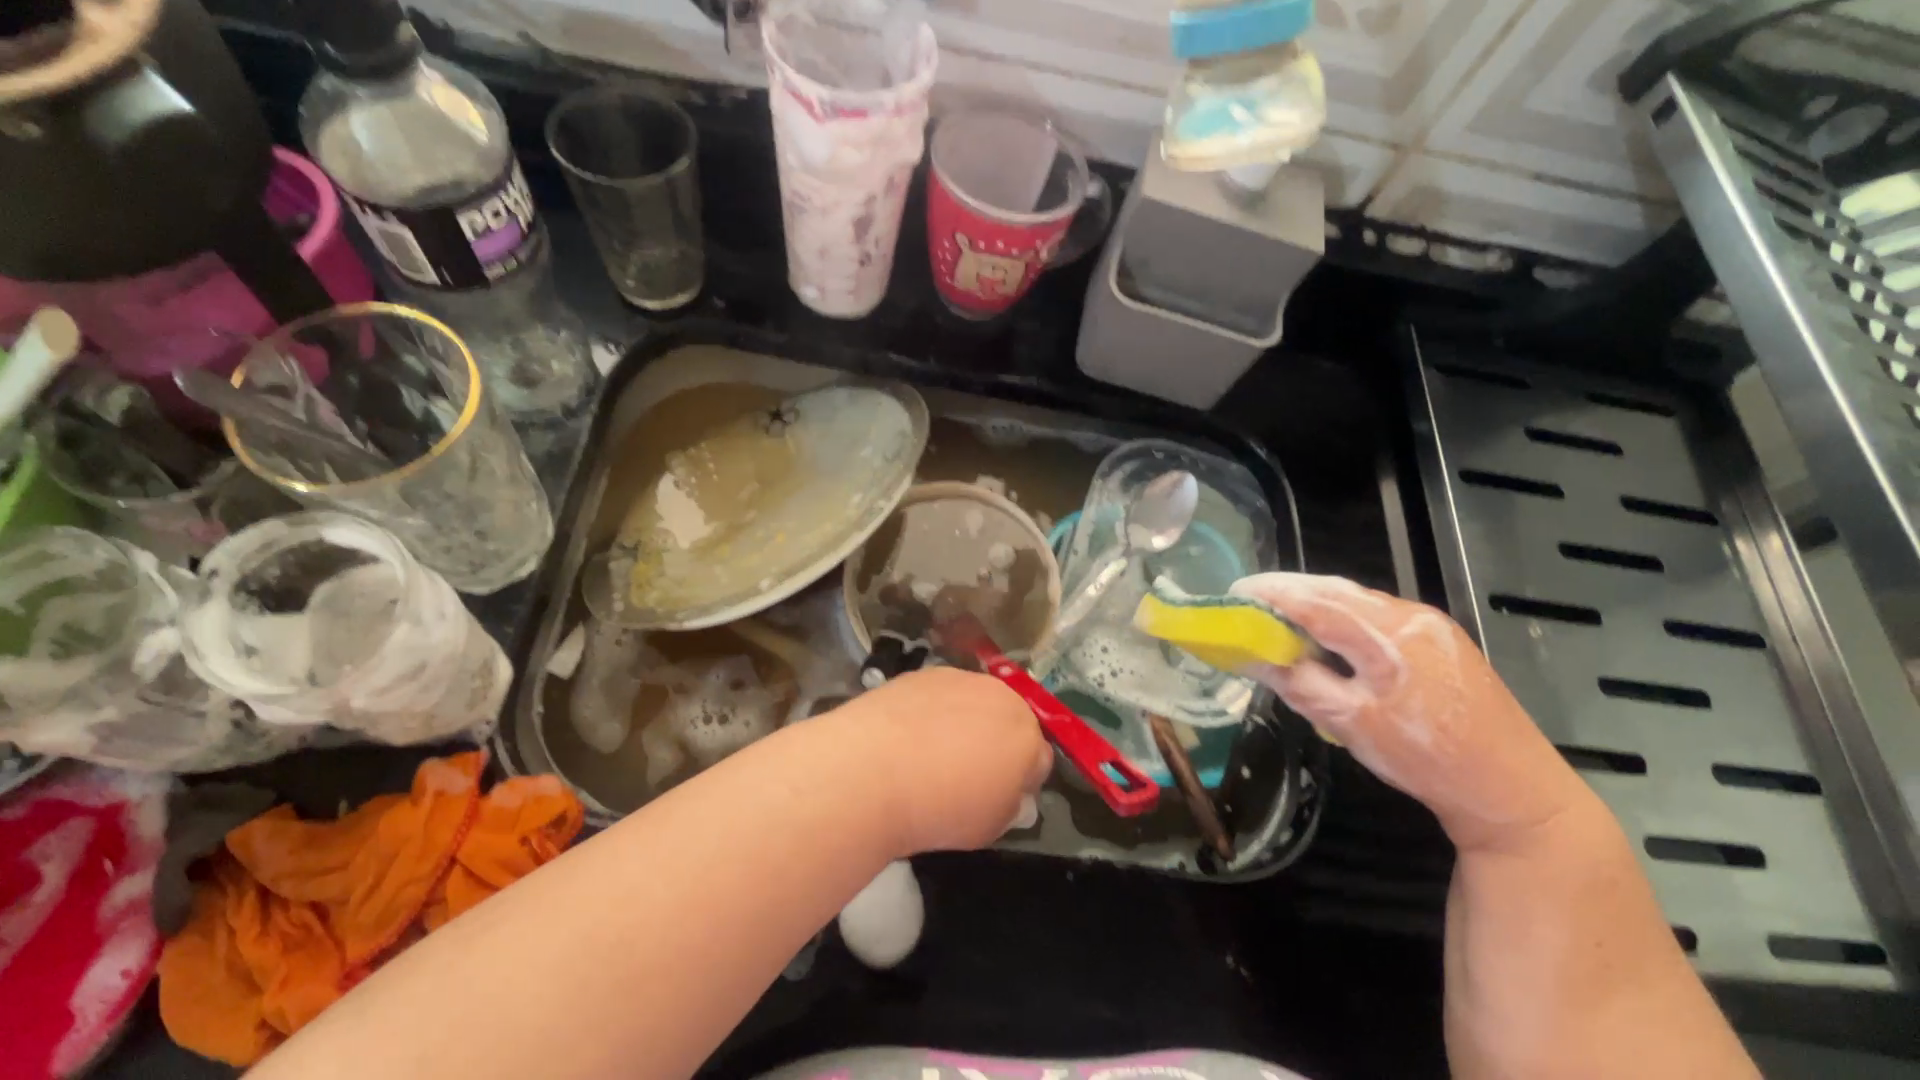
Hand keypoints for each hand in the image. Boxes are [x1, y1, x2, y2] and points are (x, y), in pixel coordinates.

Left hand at [830, 667, 1051, 855]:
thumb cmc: (938, 810)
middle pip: (1009, 721)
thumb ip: (1010, 808)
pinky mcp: (921, 674)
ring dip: (963, 722)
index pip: (1040, 760)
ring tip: (929, 755)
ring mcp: (959, 680)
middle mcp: (1001, 698)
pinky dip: (929, 712)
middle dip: (996, 743)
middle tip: (965, 775)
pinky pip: (937, 696)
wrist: (870, 773)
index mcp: (1028, 738)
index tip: (996, 796)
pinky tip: (905, 737)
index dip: (1021, 781)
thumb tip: (1013, 797)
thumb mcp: (989, 828)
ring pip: (972, 703)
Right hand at [1229, 573, 1593, 851]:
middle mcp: (1411, 616)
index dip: (1271, 594)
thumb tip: (1251, 654)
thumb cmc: (1427, 757)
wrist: (1513, 790)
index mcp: (1389, 634)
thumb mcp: (1352, 724)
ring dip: (1316, 605)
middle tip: (1249, 605)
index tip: (1233, 593)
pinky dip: (1343, 621)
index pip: (1317, 600)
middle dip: (1290, 593)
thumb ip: (1300, 682)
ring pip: (1358, 602)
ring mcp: (1430, 626)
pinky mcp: (1441, 641)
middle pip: (1337, 592)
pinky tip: (1329, 641)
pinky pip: (1378, 618)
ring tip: (1280, 621)